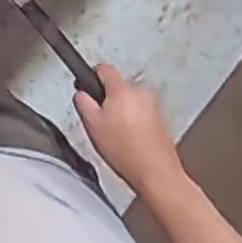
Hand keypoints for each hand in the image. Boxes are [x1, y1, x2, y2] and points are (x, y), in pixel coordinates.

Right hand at [73, 64, 185, 196]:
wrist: (156, 173)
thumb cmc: (125, 151)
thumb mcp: (91, 124)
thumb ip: (82, 102)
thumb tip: (80, 94)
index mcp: (121, 90)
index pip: (104, 69)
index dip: (91, 74)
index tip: (87, 84)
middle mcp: (140, 94)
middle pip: (117, 87)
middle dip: (107, 99)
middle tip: (100, 119)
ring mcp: (153, 107)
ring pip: (129, 101)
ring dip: (121, 111)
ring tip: (115, 134)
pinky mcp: (161, 121)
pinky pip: (141, 114)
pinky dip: (134, 122)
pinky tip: (128, 140)